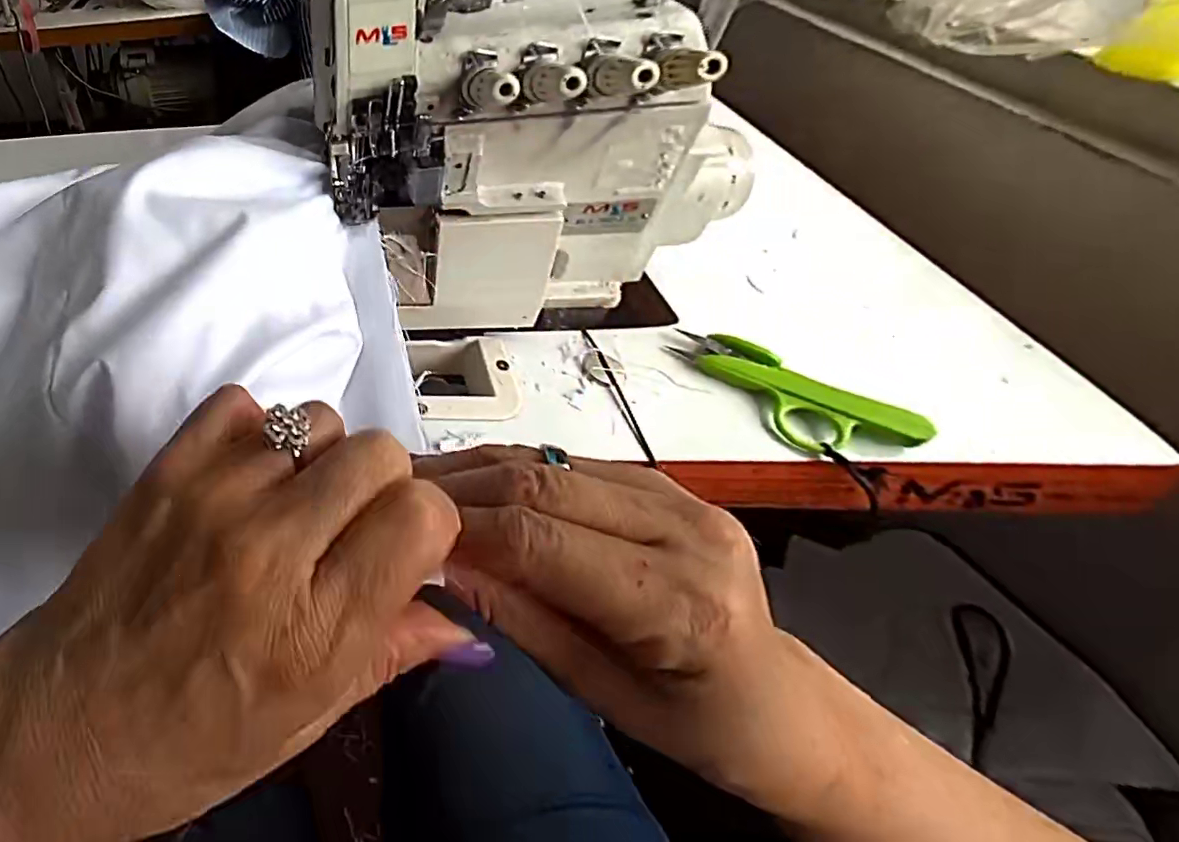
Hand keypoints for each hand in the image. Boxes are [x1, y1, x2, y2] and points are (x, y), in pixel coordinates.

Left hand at [0, 387, 472, 841]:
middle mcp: (270, 549)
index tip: (402, 541)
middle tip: (347, 521)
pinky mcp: (167, 469)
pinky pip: (242, 403)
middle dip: (380, 482)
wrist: (59, 726)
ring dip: (320, 456)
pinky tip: (245, 477)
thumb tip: (461, 621)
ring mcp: (214, 498)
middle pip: (377, 451)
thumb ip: (389, 653)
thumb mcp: (305, 721)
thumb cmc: (186, 744)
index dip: (425, 523)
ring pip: (316, 419)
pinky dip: (256, 430)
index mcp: (315, 627)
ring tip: (292, 500)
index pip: (421, 514)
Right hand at [414, 446, 841, 818]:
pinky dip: (512, 465)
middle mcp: (687, 532)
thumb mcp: (600, 692)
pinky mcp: (663, 481)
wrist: (779, 700)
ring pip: (551, 459)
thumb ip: (521, 620)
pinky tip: (473, 476)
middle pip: (543, 484)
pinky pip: (570, 459)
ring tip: (423, 481)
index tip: (406, 535)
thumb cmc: (697, 720)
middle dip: (461, 488)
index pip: (543, 542)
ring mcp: (680, 496)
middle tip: (399, 496)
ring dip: (478, 467)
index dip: (465, 531)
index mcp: (680, 603)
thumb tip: (444, 568)